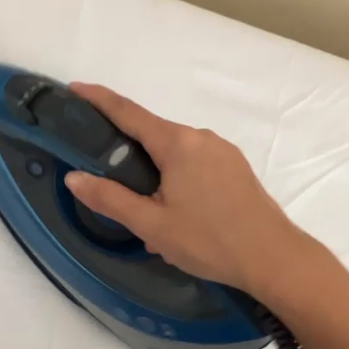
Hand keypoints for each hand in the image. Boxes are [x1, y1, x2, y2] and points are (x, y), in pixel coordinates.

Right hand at [63, 84, 319, 294]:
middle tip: (101, 172)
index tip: (74, 89)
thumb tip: (74, 178)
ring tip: (142, 206)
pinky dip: (175, 176)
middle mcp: (201, 137)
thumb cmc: (209, 241)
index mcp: (178, 144)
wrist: (274, 259)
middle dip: (125, 147)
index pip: (128, 112)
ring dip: (153, 168)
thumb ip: (109, 199)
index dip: (98, 99)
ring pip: (174, 151)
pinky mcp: (236, 168)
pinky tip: (174, 209)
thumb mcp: (151, 225)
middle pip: (152, 133)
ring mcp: (223, 151)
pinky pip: (194, 162)